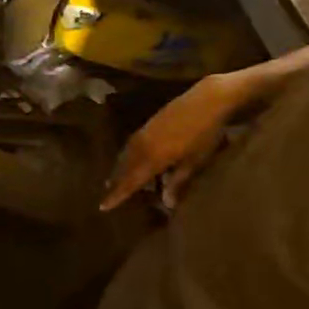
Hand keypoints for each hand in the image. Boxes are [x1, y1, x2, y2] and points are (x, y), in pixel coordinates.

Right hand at [100, 73, 250, 210]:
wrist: (205, 101)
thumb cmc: (204, 134)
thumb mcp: (194, 161)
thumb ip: (178, 182)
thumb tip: (167, 203)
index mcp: (152, 159)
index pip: (130, 182)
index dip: (117, 195)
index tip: (103, 206)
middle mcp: (141, 147)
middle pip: (123, 169)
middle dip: (115, 183)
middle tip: (107, 194)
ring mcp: (142, 135)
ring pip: (125, 157)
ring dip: (119, 169)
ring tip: (113, 180)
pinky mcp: (146, 126)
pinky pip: (130, 147)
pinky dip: (126, 157)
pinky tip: (130, 160)